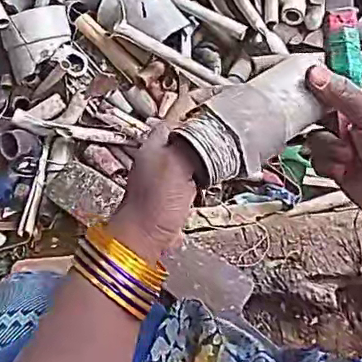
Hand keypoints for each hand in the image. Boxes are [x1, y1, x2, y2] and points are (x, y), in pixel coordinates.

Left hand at [108, 122, 197, 259]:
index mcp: (153, 146)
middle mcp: (155, 160)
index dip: (193, 127)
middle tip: (214, 153)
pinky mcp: (169, 197)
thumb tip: (203, 134)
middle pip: (183, 144)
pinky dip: (197, 185)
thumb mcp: (177, 164)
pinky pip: (188, 184)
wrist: (147, 236)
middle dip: (200, 149)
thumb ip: (189, 146)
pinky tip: (203, 190)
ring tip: (210, 172)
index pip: (174, 125)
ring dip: (200, 168)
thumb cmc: (155, 202)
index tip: (210, 131)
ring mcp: (161, 179)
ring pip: (187, 164)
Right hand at [303, 65, 361, 218]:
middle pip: (320, 108)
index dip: (323, 80)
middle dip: (320, 118)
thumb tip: (317, 73)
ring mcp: (344, 141)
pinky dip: (328, 162)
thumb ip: (343, 93)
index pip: (340, 81)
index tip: (309, 80)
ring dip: (329, 146)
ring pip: (315, 134)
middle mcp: (354, 120)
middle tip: (330, 123)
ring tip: (348, 154)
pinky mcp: (336, 162)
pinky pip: (316, 156)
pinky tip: (344, 167)